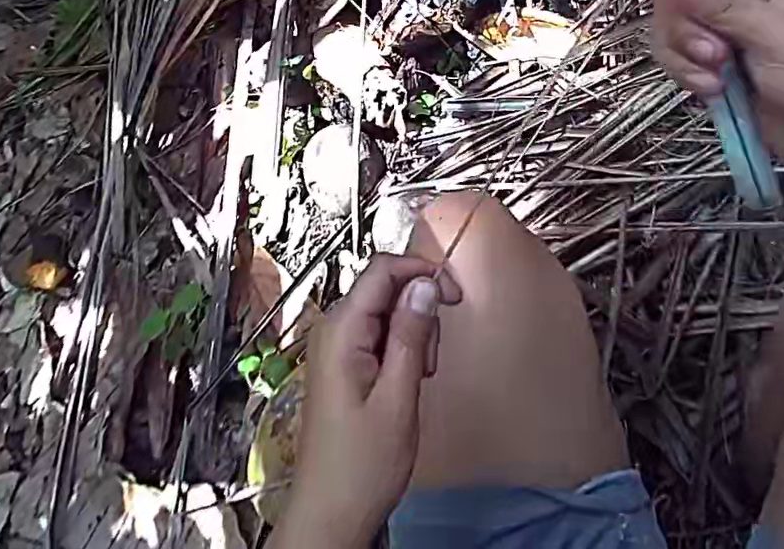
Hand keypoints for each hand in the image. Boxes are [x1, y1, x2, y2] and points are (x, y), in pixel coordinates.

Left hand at [274, 255, 460, 547]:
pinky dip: (401, 349)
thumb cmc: (362, 465)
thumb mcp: (397, 398)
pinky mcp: (345, 359)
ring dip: (413, 335)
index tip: (453, 295)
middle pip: (387, 288)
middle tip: (429, 360)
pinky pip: (380, 333)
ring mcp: (337, 343)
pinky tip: (405, 382)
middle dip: (419, 313)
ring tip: (415, 379)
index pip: (382, 269)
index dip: (420, 271)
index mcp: (341, 328)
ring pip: (388, 311)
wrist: (331, 514)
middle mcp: (334, 326)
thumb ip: (411, 335)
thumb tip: (426, 283)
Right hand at [608, 0, 783, 181]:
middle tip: (715, 51)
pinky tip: (714, 92)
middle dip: (683, 21)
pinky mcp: (721, 73)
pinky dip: (687, 74)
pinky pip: (680, 60)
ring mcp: (731, 39)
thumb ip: (722, 3)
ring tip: (719, 77)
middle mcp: (745, 2)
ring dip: (685, 52)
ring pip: (674, 27)